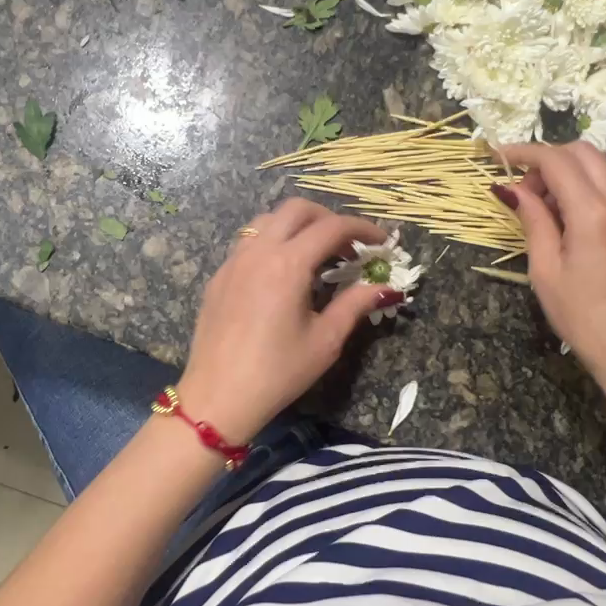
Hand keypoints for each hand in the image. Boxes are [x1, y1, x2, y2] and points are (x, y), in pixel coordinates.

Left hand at [175, 199, 403, 441]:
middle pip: (296, 209)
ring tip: (315, 254)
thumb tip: (386, 287)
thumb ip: (355, 305)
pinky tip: (282, 273)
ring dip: (297, 226)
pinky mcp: (219, 277)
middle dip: (328, 218)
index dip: (362, 229)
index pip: (332, 227)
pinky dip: (272, 243)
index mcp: (288, 264)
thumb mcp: (325, 340)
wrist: (218, 396)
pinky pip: (248, 242)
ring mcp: (233, 261)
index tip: (382, 242)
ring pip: (267, 220)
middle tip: (348, 245)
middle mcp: (258, 251)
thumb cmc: (278, 372)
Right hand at [495, 142, 605, 393]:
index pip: (556, 161)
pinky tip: (561, 219)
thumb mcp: (545, 271)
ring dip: (563, 173)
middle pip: (581, 152)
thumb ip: (532, 221)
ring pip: (596, 167)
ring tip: (537, 208)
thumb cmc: (583, 318)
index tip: (496, 156)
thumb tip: (511, 189)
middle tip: (520, 190)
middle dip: (546, 159)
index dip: (523, 153)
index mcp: (592, 215)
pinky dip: (580, 188)